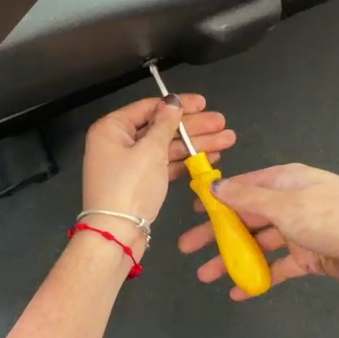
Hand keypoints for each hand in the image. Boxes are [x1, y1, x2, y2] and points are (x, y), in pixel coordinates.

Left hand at [81, 95, 234, 250]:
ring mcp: (128, 165)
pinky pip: (164, 166)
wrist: (116, 235)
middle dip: (193, 127)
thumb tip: (172, 102)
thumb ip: (164, 124)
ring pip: (165, 148)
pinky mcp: (139, 183)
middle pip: (159, 128)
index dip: (177, 105)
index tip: (204, 103)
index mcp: (111, 129)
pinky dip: (185, 162)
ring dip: (195, 144)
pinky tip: (210, 158)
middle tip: (222, 124)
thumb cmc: (130, 188)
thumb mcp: (149, 151)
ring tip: (227, 141)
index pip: (148, 108)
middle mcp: (117, 143)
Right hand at [178, 163, 338, 299]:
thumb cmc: (338, 218)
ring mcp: (303, 231)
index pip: (244, 186)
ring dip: (233, 259)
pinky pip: (278, 266)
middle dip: (216, 233)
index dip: (216, 197)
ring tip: (206, 275)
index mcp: (288, 182)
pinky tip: (240, 291)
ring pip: (258, 244)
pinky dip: (259, 277)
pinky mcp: (312, 257)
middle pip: (246, 216)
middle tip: (187, 248)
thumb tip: (215, 186)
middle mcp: (293, 203)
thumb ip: (248, 199)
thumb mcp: (288, 205)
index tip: (190, 211)